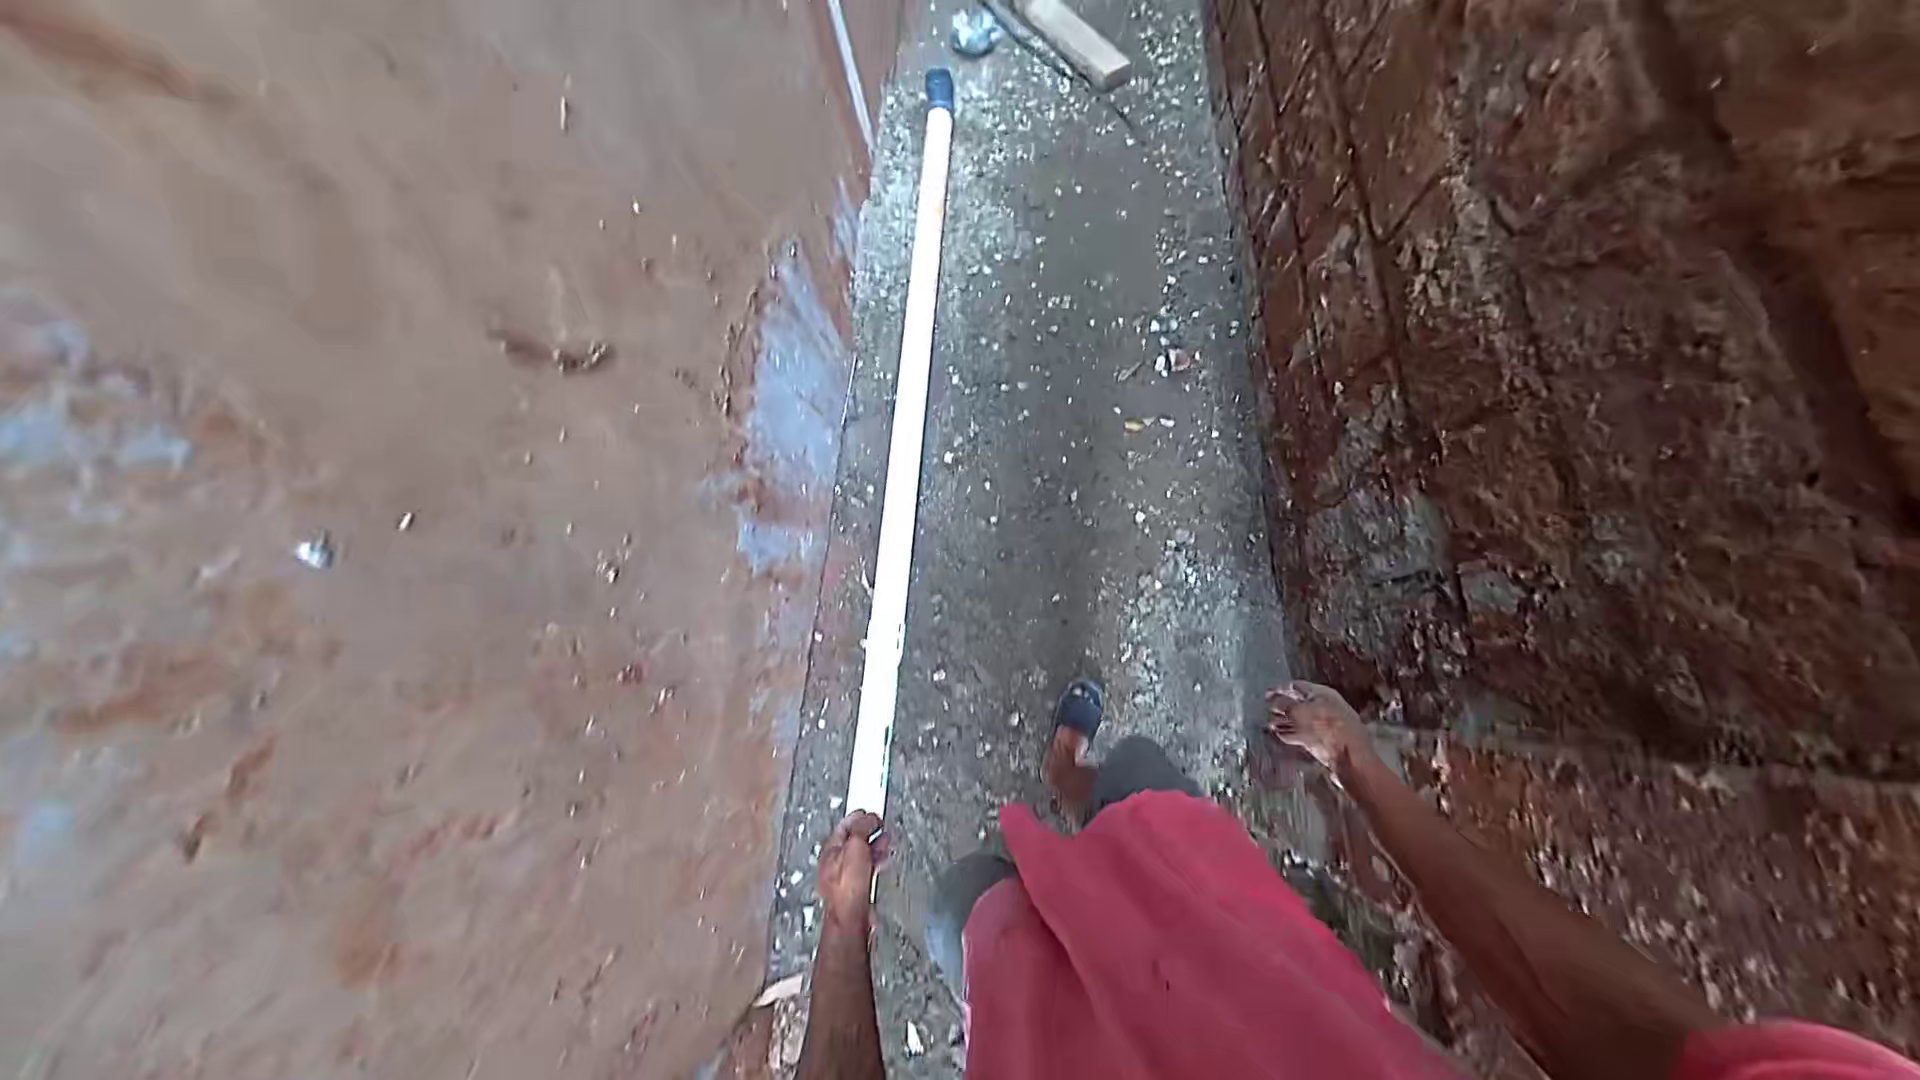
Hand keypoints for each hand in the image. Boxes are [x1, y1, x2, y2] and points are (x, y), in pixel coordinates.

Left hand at [817, 811, 885, 933]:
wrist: (852, 918)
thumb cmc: (847, 886)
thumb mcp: (856, 845)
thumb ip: (862, 827)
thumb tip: (869, 818)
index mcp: (830, 850)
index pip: (845, 825)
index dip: (859, 816)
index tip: (871, 812)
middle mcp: (834, 864)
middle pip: (853, 840)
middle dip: (869, 831)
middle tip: (881, 826)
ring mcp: (844, 879)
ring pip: (861, 855)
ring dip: (874, 846)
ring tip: (886, 841)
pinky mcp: (855, 891)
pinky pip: (866, 869)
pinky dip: (875, 861)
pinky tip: (881, 861)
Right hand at [1266, 681, 1369, 770]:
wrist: (1349, 758)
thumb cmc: (1326, 728)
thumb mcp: (1300, 711)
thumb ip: (1284, 705)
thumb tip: (1274, 704)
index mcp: (1322, 694)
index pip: (1296, 686)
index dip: (1280, 689)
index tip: (1266, 695)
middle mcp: (1323, 707)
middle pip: (1297, 703)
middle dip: (1280, 707)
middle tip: (1267, 709)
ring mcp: (1323, 726)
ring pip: (1297, 720)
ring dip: (1283, 722)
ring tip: (1268, 724)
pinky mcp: (1321, 742)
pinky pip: (1300, 735)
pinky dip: (1289, 734)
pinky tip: (1278, 735)